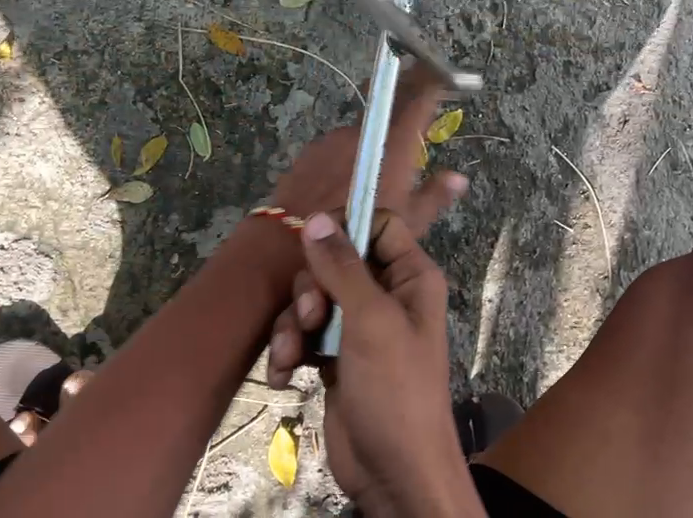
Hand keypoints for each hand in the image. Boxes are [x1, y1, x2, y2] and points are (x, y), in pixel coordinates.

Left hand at [266, 65, 447, 221]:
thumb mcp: (408, 222)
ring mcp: (337, 137)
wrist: (292, 239)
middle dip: (404, 88)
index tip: (439, 73)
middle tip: (416, 82)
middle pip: (389, 100)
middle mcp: (367, 132)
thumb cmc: (360, 232)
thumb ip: (435, 195)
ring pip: (363, 127)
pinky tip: (345, 173)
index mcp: (396, 146)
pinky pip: (339, 143)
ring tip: (375, 157)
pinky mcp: (314, 147)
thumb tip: (459, 179)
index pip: (418, 99)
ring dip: (373, 133)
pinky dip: (349, 150)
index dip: (430, 82)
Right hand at [289, 210, 480, 515]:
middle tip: (312, 317)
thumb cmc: (395, 389)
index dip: (347, 228)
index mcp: (410, 276)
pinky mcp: (334, 356)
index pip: (379, 224)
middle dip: (312, 287)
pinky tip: (282, 375)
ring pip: (313, 297)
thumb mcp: (371, 321)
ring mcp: (358, 327)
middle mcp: (385, 294)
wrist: (393, 474)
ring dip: (293, 324)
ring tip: (292, 354)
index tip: (315, 241)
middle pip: (336, 260)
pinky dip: (289, 350)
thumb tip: (315, 217)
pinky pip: (303, 333)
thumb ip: (342, 267)